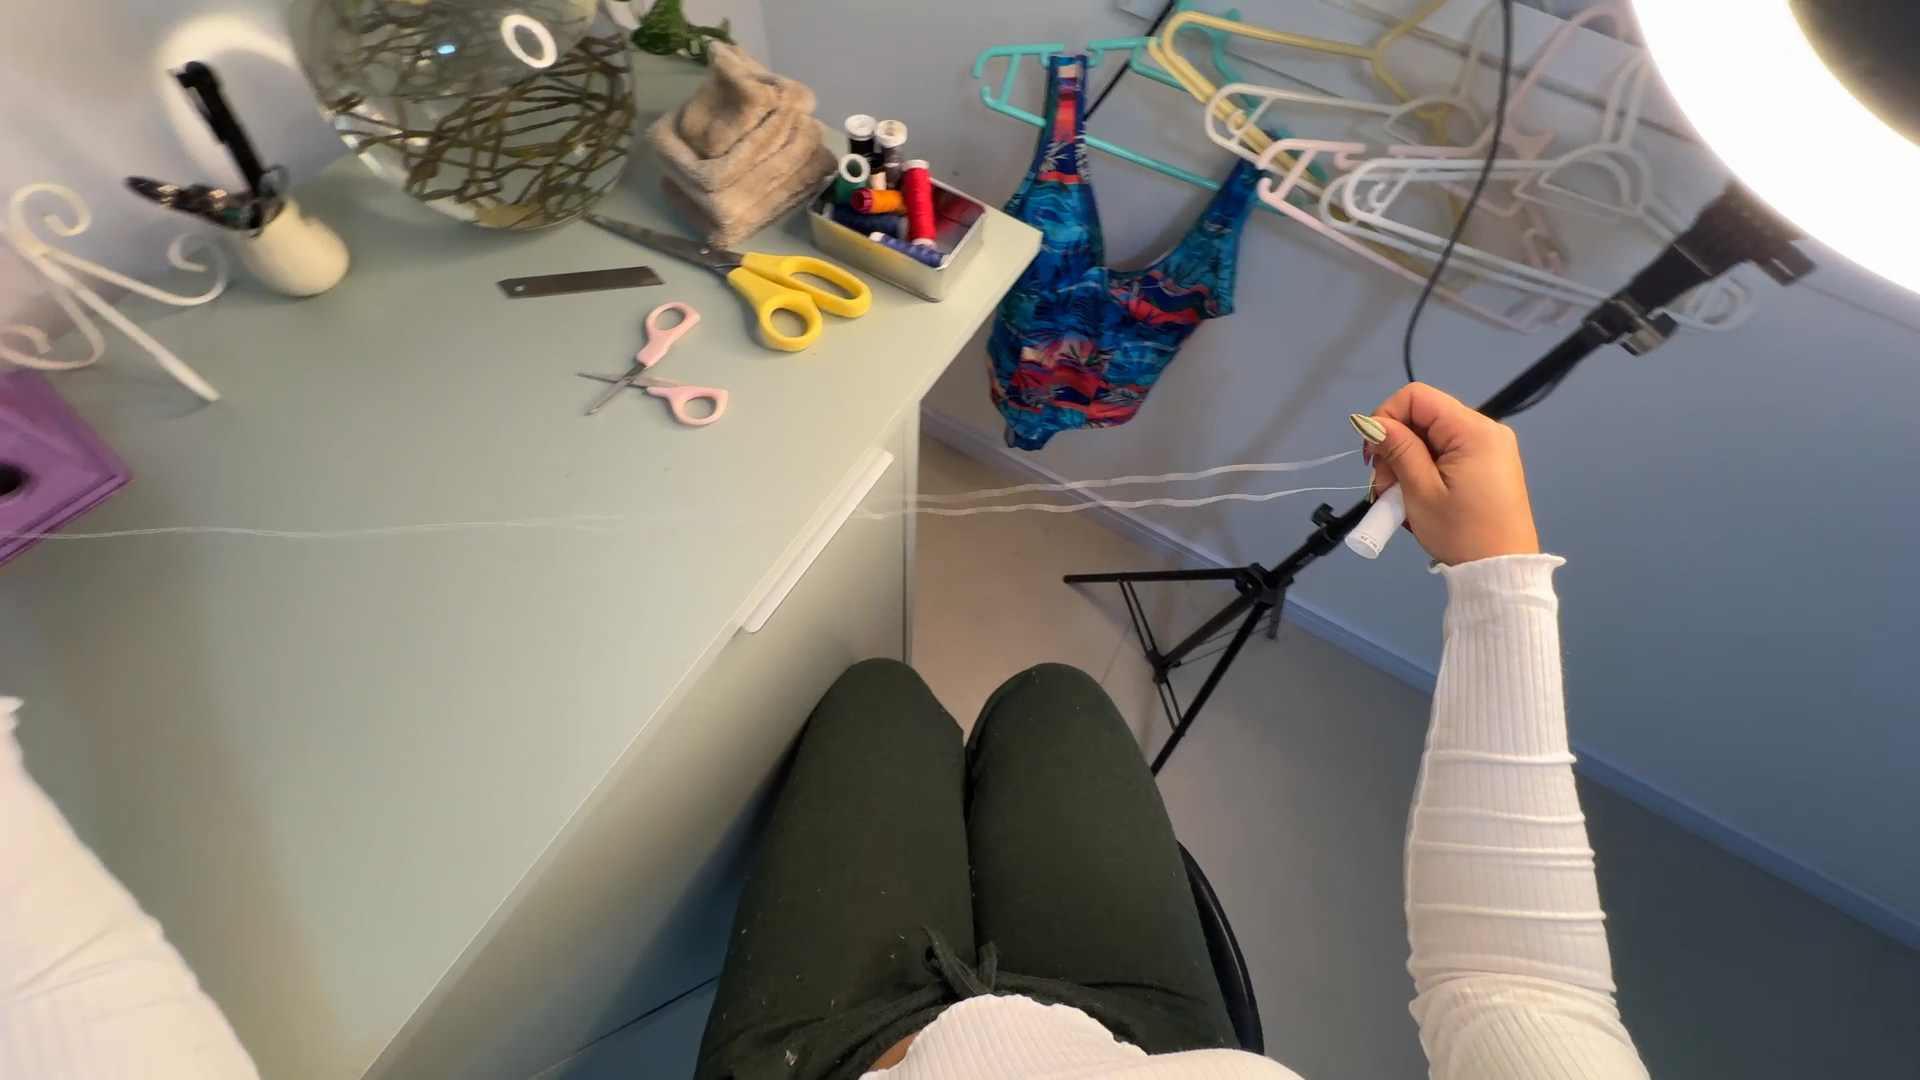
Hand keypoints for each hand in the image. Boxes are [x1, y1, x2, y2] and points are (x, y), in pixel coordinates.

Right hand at [1366, 383, 1539, 565]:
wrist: (1500, 568)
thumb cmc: (1460, 530)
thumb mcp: (1420, 490)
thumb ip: (1398, 449)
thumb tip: (1372, 423)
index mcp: (1472, 431)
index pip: (1417, 397)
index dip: (1385, 416)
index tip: (1372, 453)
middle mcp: (1484, 430)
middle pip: (1421, 416)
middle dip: (1393, 445)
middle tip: (1383, 484)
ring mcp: (1487, 447)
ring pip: (1428, 436)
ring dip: (1402, 461)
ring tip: (1396, 494)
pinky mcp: (1484, 464)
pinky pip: (1442, 452)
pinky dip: (1419, 468)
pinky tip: (1413, 493)